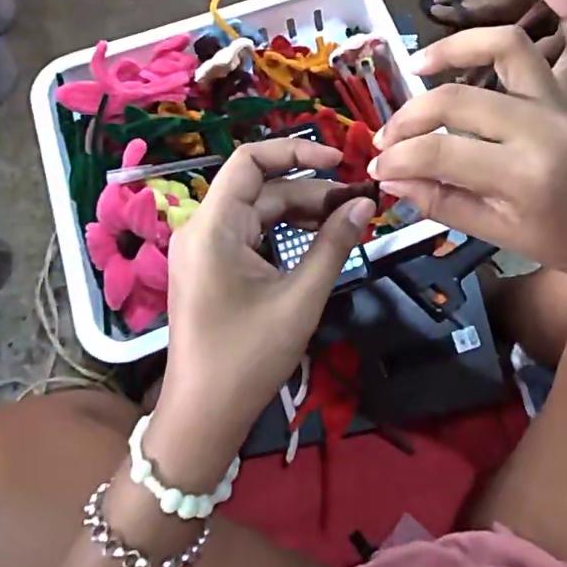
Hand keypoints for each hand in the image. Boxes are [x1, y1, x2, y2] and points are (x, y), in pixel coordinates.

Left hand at [159, 140, 375, 461]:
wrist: (203, 416)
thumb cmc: (248, 358)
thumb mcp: (301, 297)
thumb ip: (334, 244)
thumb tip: (364, 204)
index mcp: (213, 228)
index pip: (249, 161)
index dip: (295, 150)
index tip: (339, 160)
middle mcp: (203, 229)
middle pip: (261, 188)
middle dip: (311, 191)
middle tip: (358, 204)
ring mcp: (205, 249)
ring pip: (260, 211)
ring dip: (302, 211)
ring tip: (346, 220)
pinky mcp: (213, 267)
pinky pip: (253, 234)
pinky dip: (286, 232)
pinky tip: (319, 240)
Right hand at [371, 0, 566, 289]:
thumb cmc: (565, 244)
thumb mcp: (497, 234)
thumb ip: (441, 201)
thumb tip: (390, 178)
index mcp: (523, 175)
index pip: (441, 151)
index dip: (399, 157)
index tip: (376, 168)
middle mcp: (543, 126)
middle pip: (460, 99)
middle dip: (412, 116)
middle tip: (389, 138)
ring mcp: (563, 102)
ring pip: (507, 47)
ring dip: (458, 47)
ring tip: (420, 65)